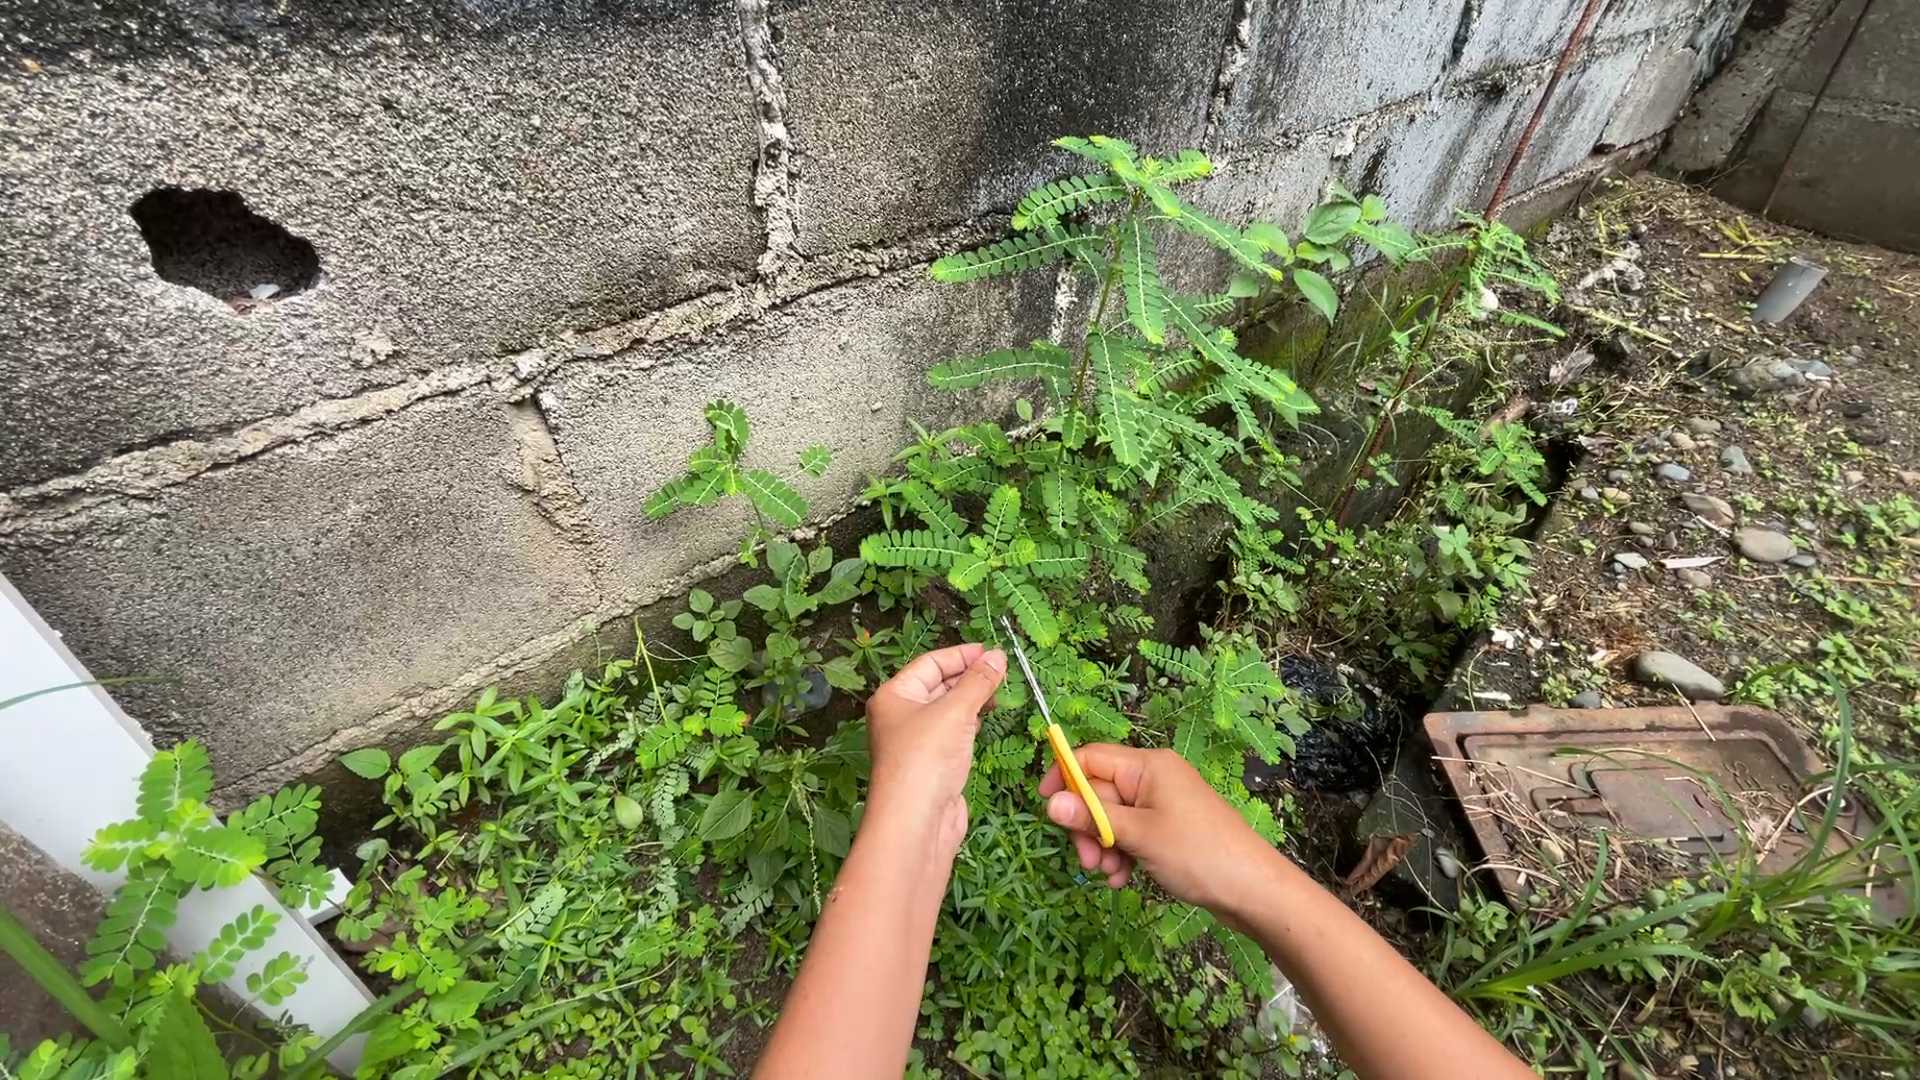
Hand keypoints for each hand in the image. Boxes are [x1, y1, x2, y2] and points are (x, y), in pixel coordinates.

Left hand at [864, 644, 1006, 858]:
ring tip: (1001, 691)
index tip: (991, 651)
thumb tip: (997, 655)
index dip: (961, 655)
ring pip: (948, 710)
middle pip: (939, 684)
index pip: (930, 663)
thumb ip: (978, 681)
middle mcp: (901, 715)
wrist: (917, 823)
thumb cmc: (926, 758)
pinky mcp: (933, 763)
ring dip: (973, 699)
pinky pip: (954, 733)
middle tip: (1002, 670)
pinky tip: (987, 718)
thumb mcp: (955, 711)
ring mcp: (917, 741)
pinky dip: (971, 722)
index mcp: (895, 695)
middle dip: (969, 676)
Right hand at [1039, 744, 1281, 921]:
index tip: (1045, 805)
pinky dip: (1122, 852)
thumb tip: (1049, 803)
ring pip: (1113, 815)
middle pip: (1099, 790)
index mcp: (1147, 765)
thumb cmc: (1198, 853)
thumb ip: (1092, 818)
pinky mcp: (1169, 827)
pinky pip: (1131, 831)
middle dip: (1086, 824)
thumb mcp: (1139, 835)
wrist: (1256, 891)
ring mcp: (1162, 803)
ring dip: (1103, 844)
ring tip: (1107, 875)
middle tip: (1085, 860)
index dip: (1064, 776)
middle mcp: (1153, 776)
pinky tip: (1123, 879)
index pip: (1091, 757)